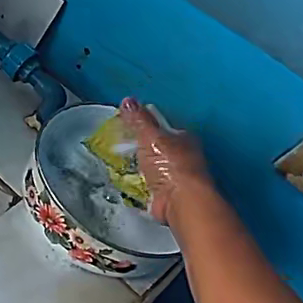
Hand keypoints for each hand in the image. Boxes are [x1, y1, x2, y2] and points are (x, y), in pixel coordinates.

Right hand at [118, 97, 215, 226]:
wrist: (180, 202)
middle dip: (139, 145)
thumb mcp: (151, 137)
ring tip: (119, 161)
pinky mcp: (166, 194)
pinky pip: (147, 183)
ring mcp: (175, 176)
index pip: (162, 124)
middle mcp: (183, 156)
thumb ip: (139, 120)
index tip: (126, 123)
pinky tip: (126, 180)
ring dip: (138, 165)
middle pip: (157, 145)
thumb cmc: (171, 165)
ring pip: (152, 165)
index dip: (144, 122)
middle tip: (119, 143)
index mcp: (183, 137)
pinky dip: (138, 182)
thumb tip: (128, 100)